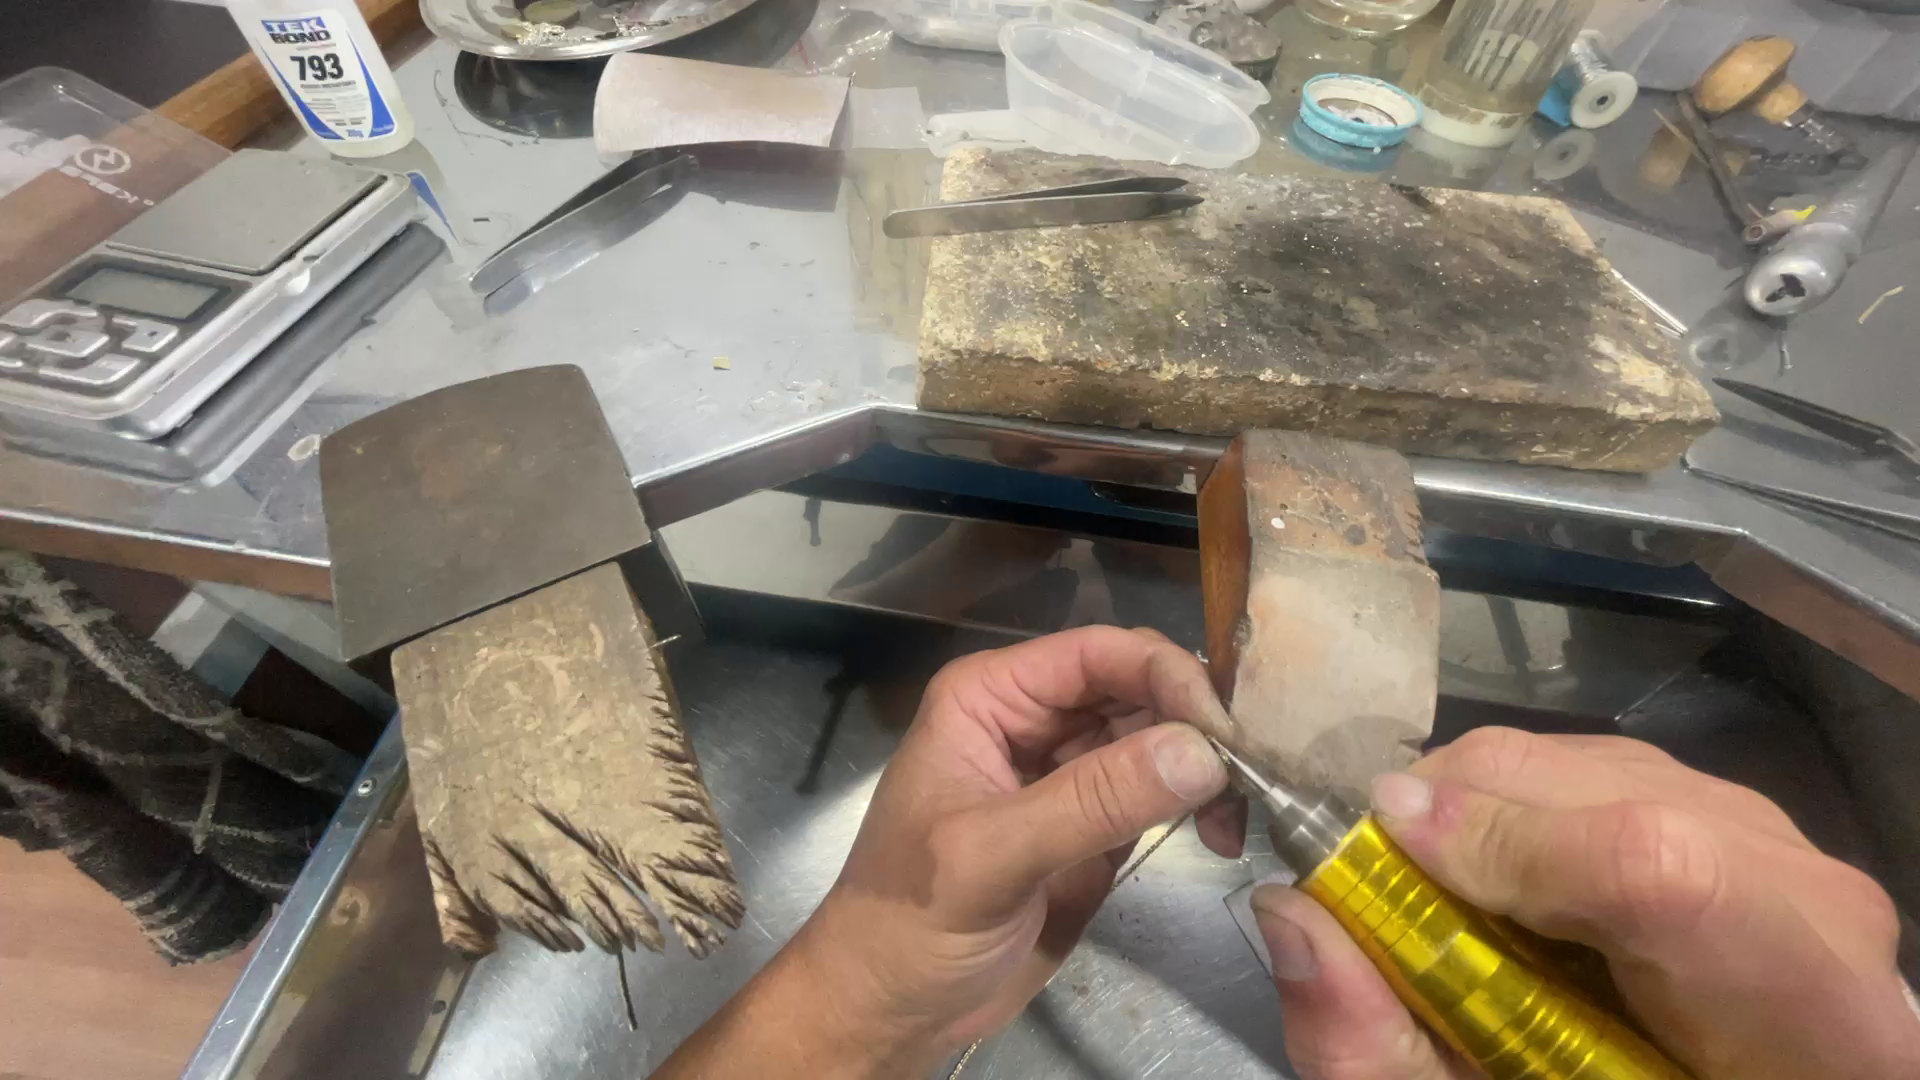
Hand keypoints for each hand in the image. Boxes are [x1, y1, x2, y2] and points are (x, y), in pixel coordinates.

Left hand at [654, 626, 1235, 1078]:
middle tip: (1245, 777)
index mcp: (991, 696)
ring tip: (1234, 814)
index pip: (1093, 653)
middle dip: (1191, 720)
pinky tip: (1214, 832)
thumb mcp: (992, 855)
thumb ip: (1093, 800)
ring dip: (1199, 764)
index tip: (1223, 730)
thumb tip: (1201, 751)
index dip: (1163, 674)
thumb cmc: (909, 920)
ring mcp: (1062, 769)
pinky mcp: (1089, 820)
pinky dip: (1191, 802)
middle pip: (1131, 686)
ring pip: (1151, 735)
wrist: (891, 1006)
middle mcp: (1031, 716)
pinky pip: (1151, 789)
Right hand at [1251, 727, 1919, 1079]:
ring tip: (1448, 874)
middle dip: (1457, 810)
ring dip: (1474, 799)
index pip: (1661, 873)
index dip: (1503, 837)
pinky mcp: (1730, 806)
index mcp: (1793, 1025)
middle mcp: (1812, 909)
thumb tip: (1287, 910)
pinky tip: (1504, 861)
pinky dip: (1505, 791)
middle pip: (1600, 794)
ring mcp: (1776, 841)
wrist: (1705, 1072)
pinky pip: (1586, 758)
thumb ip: (1375, 1049)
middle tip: (1390, 868)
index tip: (1388, 841)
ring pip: (1579, 759)